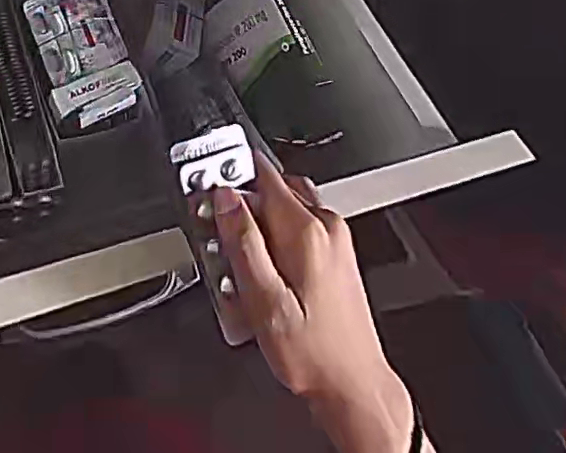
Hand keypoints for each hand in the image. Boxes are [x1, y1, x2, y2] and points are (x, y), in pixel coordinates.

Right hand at [209, 155, 419, 452]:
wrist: (356, 389)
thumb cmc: (314, 355)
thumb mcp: (265, 303)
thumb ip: (243, 244)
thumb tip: (226, 201)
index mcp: (306, 231)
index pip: (263, 176)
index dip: (231, 178)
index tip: (208, 190)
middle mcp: (326, 226)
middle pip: (274, 187)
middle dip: (243, 202)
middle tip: (218, 229)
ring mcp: (335, 238)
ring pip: (286, 204)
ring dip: (258, 219)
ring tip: (238, 255)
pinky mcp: (337, 252)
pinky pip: (300, 222)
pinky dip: (276, 233)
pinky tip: (262, 267)